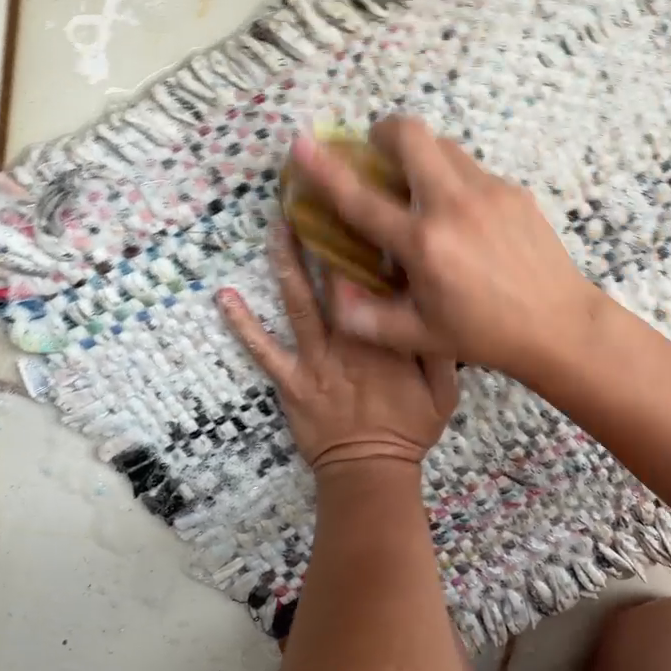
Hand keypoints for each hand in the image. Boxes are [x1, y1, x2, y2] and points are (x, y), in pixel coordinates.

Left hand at [216, 224, 459, 471]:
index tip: (362, 204)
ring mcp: (316, 358)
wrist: (370, 474)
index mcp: (386, 335)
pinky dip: (242, 324)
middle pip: (333, 278)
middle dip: (325, 234)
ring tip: (278, 224)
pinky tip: (225, 296)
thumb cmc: (409, 431)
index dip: (371, 241)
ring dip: (287, 261)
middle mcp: (349, 337)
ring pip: (298, 301)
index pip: (379, 279)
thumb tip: (437, 303)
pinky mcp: (291, 380)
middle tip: (314, 196)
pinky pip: (263, 350)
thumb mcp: (445, 391)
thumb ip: (443, 348)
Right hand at [286, 115, 606, 378]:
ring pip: (443, 145)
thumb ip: (366, 318)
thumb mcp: (419, 336)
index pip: (361, 198)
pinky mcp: (513, 190)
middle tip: (376, 152)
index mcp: (424, 244)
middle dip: (384, 131)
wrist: (559, 324)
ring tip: (416, 183)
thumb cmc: (485, 335)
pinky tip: (460, 213)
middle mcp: (454, 206)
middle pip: (412, 135)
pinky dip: (452, 177)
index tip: (301, 142)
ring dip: (420, 153)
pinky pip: (471, 168)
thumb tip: (333, 291)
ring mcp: (488, 192)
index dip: (325, 168)